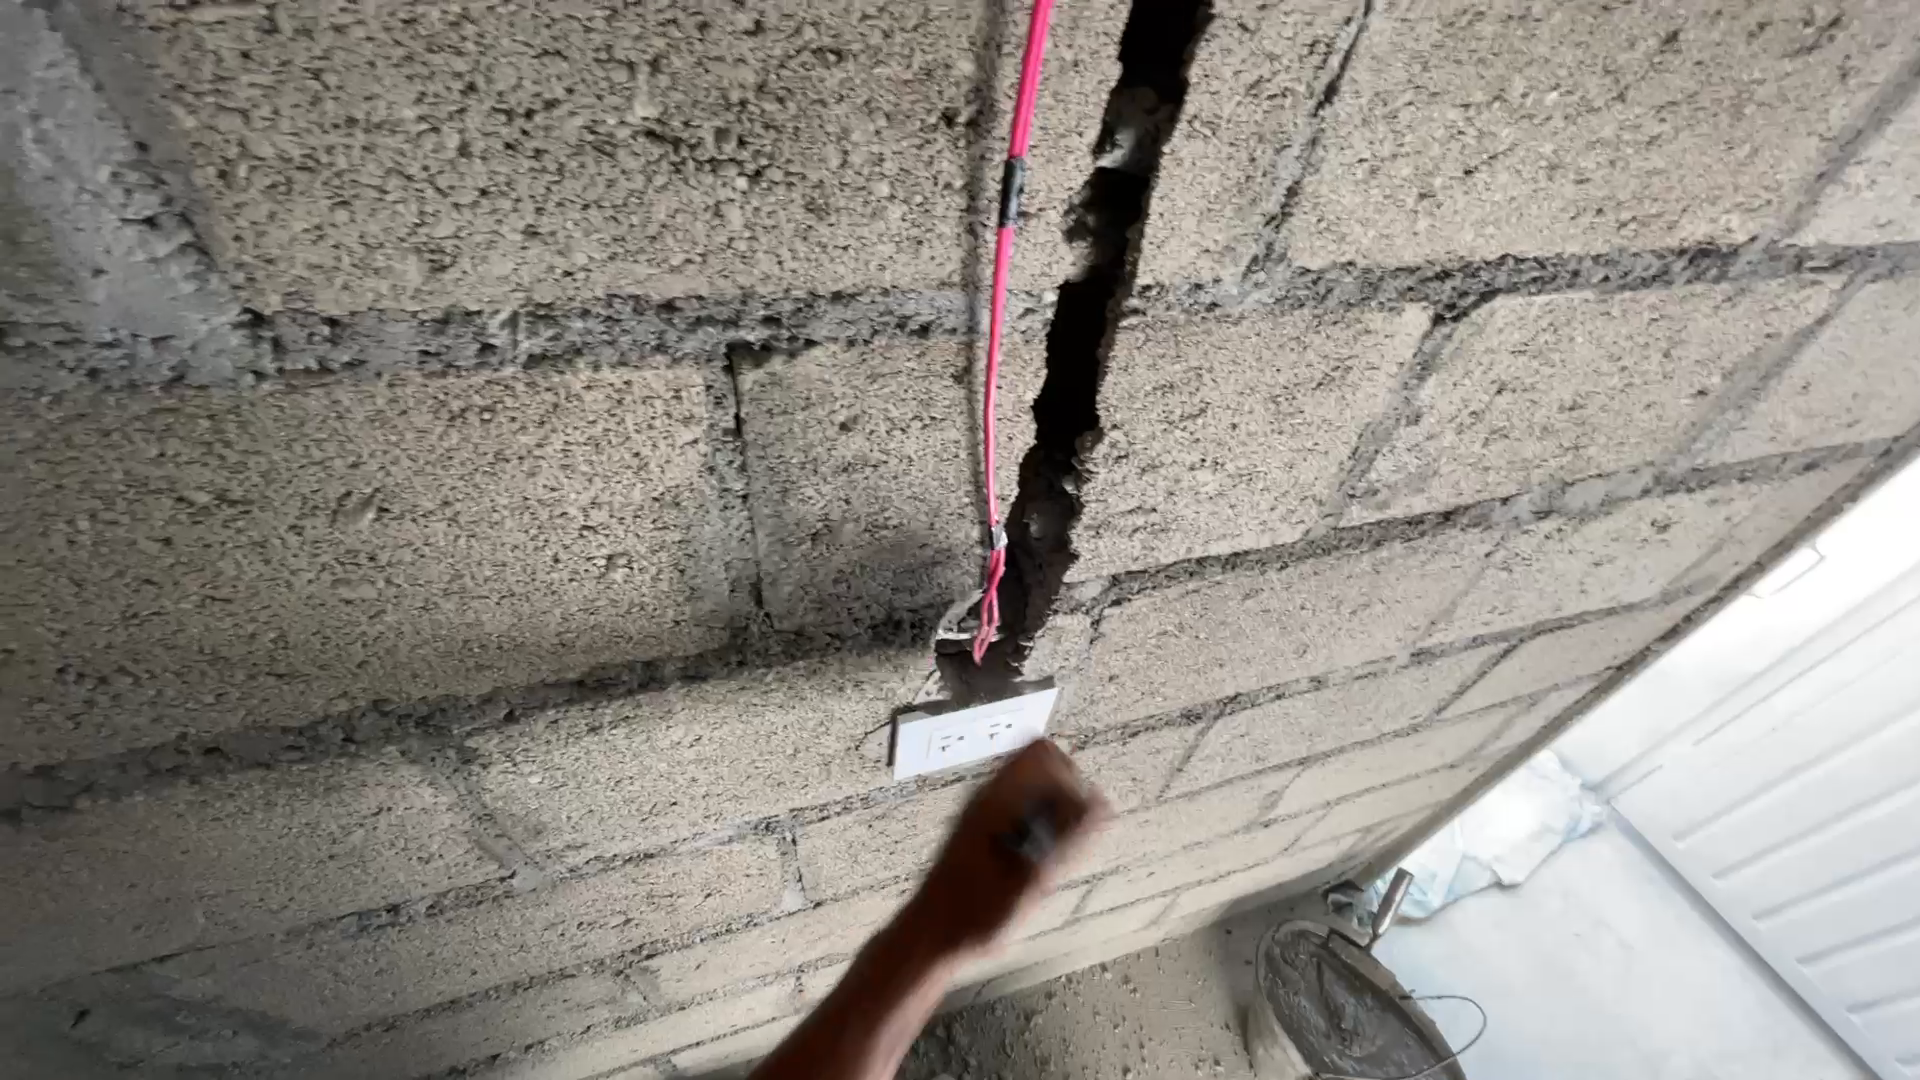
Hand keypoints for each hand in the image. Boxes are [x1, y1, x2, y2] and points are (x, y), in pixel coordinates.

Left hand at [904, 740, 1110, 957]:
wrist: (930, 935)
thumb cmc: (972, 912)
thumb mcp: (1029, 878)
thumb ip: (1067, 838)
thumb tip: (1100, 804)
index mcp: (995, 797)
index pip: (1042, 750)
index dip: (1068, 775)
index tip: (1073, 815)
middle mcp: (987, 795)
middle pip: (1042, 768)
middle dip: (1063, 800)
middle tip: (1058, 843)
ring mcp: (983, 810)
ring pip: (1033, 792)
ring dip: (1051, 818)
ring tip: (1040, 859)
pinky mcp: (983, 828)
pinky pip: (1021, 812)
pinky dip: (1037, 832)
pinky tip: (1027, 866)